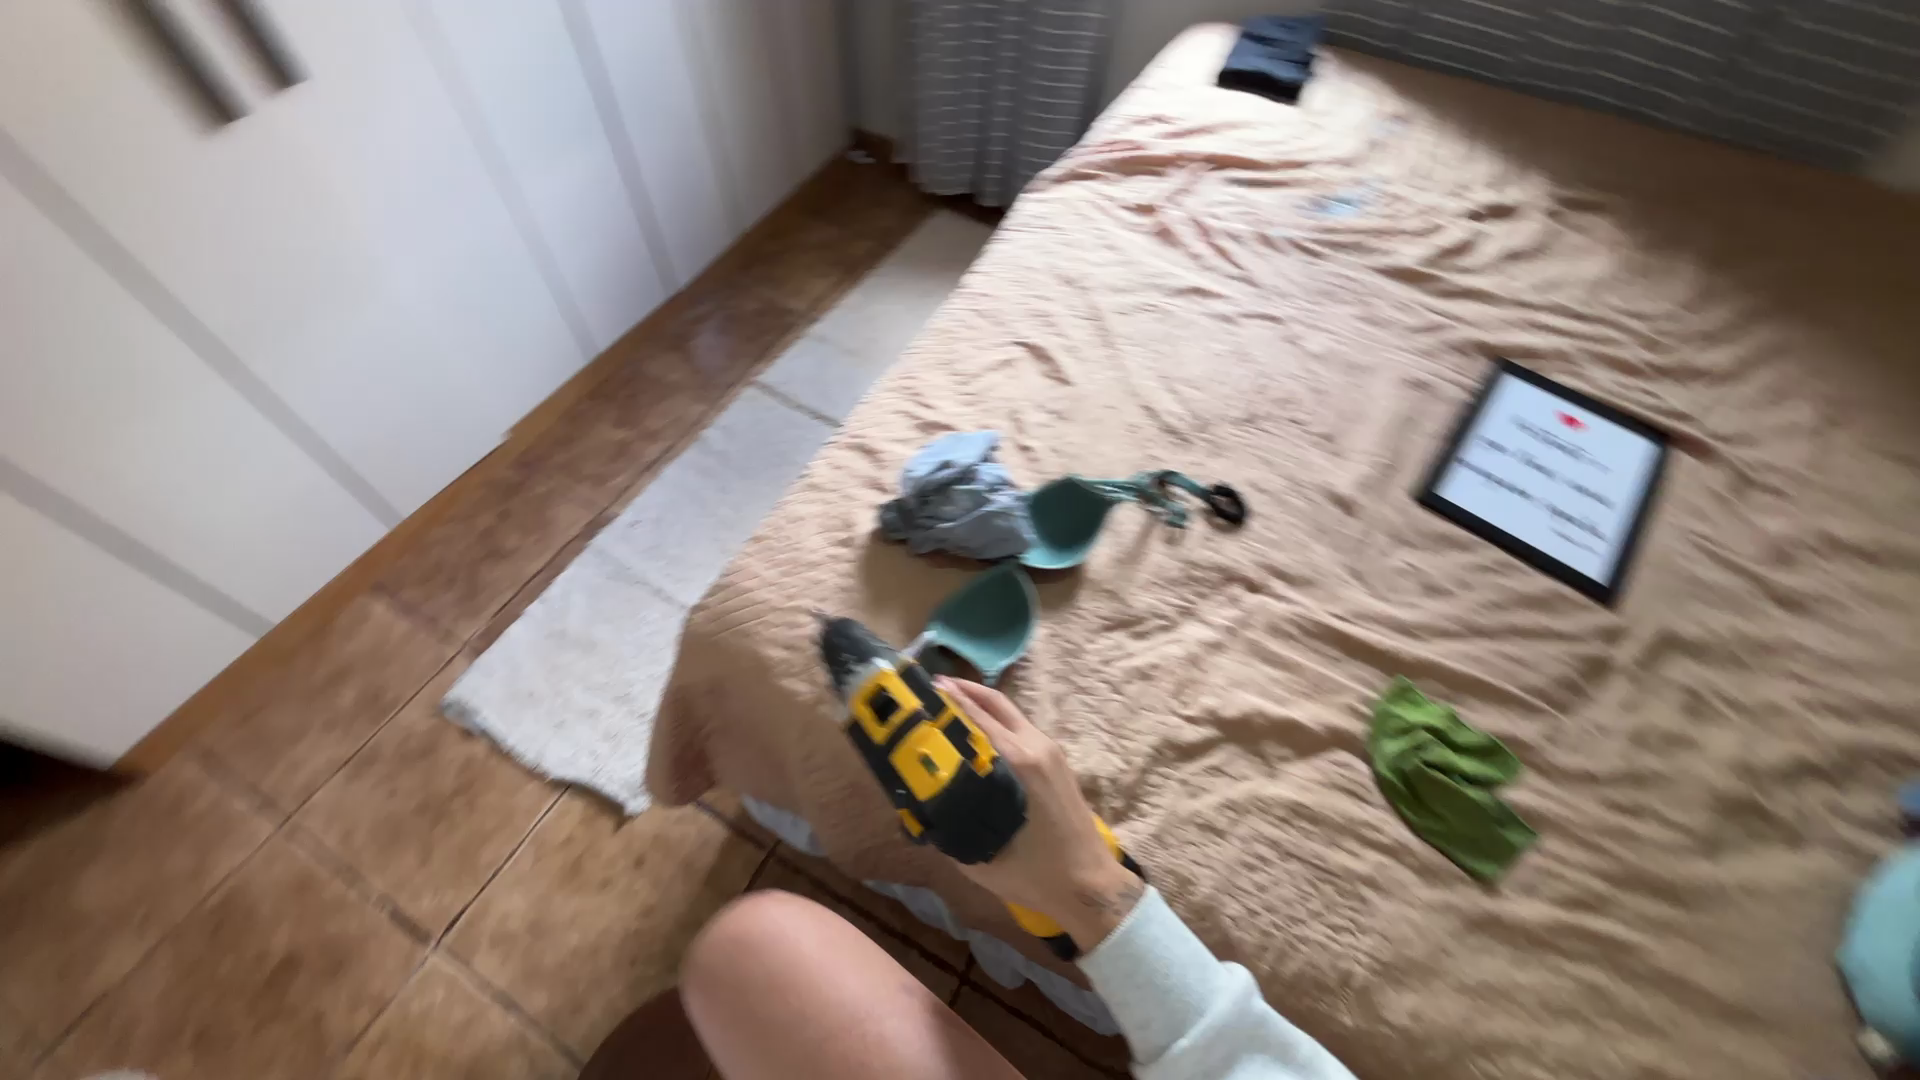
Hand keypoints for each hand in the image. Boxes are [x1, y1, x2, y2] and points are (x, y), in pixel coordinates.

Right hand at [937, 677, 1144, 950]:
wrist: (1092, 886)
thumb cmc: (1039, 875)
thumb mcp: (985, 858)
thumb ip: (949, 834)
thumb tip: (919, 813)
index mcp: (1022, 763)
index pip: (980, 719)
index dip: (951, 701)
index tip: (924, 690)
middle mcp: (1038, 747)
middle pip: (997, 704)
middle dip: (965, 691)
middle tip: (933, 689)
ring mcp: (1051, 752)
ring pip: (1011, 715)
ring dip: (981, 706)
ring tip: (948, 709)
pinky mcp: (1057, 762)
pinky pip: (1021, 730)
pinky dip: (996, 723)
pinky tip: (976, 736)